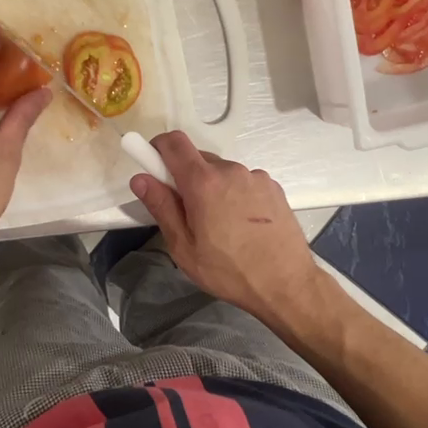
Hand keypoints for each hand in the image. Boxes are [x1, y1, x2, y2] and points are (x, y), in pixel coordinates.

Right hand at [127, 131, 326, 322]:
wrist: (287, 284)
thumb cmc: (229, 272)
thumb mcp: (184, 248)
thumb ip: (162, 208)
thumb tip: (141, 179)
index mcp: (204, 182)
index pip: (174, 143)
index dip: (157, 148)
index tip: (153, 167)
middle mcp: (231, 170)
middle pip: (199, 159)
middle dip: (186, 178)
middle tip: (188, 213)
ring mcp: (256, 177)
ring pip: (223, 172)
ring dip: (213, 188)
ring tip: (220, 225)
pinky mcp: (274, 187)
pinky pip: (244, 182)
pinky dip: (236, 194)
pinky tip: (243, 225)